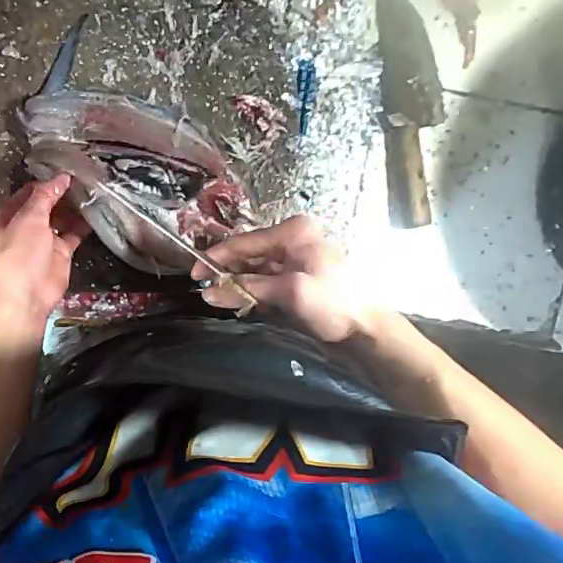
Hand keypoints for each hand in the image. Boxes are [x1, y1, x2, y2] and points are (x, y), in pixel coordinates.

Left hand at [0, 174, 84, 352]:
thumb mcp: (29, 218)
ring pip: (61, 217)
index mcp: (8, 214)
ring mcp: (43, 238)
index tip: (70, 172)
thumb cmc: (20, 253)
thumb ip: (46, 196)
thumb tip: (62, 177)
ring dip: (74, 208)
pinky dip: (83, 225)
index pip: (30, 191)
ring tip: (93, 193)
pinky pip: (73, 233)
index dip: (48, 182)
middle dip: (63, 194)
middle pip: (46, 203)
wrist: (27, 294)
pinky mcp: (60, 251)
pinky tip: (95, 213)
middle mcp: (24, 224)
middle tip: (86, 180)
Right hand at [195, 215, 373, 342]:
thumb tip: (210, 292)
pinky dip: (250, 291)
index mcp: (294, 232)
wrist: (367, 330)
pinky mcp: (295, 280)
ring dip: (236, 284)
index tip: (195, 274)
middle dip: (226, 272)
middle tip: (205, 291)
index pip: (246, 241)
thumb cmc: (334, 303)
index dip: (217, 257)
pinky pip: (264, 281)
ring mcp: (294, 261)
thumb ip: (248, 287)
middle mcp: (293, 241)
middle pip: (248, 254)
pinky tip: (237, 302)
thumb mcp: (290, 291)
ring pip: (254, 269)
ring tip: (217, 299)